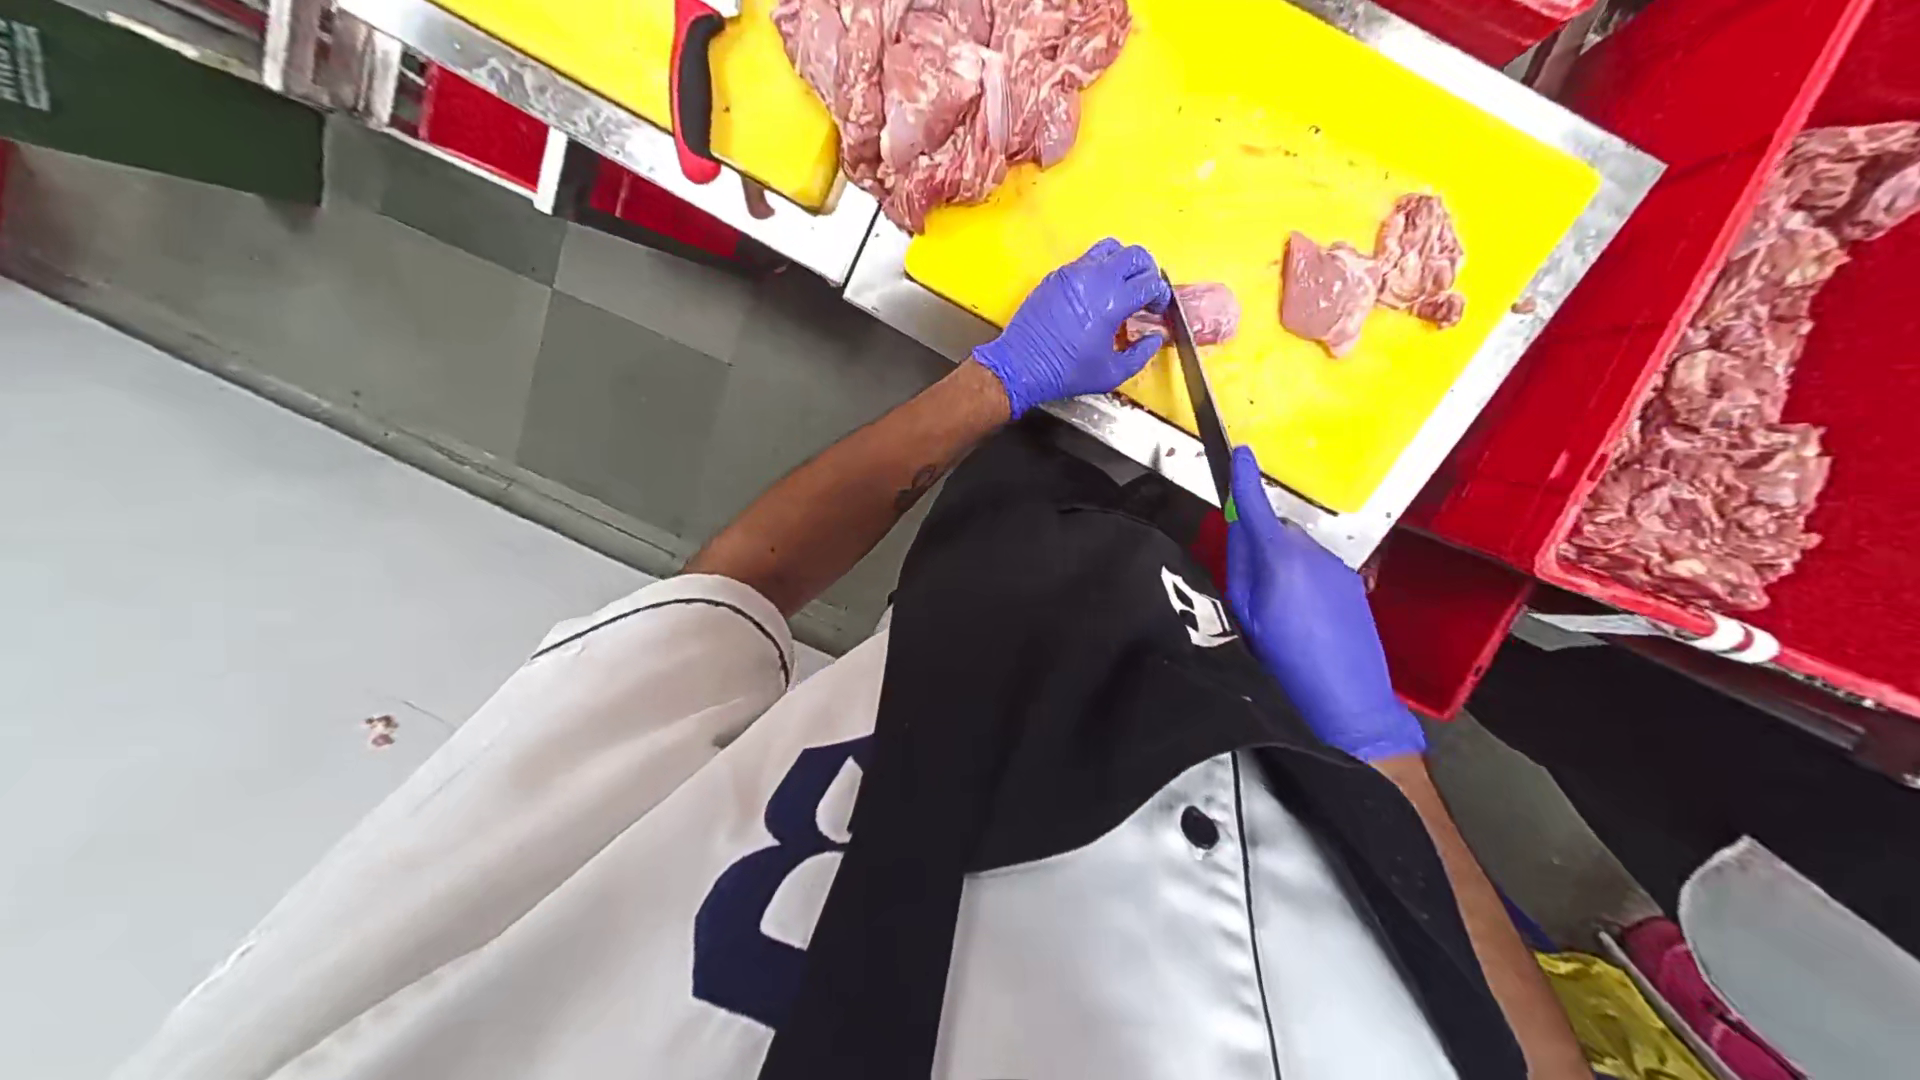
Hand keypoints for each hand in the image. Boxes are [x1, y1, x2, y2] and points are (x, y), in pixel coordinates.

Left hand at [972, 238, 1173, 417]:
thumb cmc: (1065, 372)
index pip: (1149, 282)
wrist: (1020, 366)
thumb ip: (1140, 354)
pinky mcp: (1055, 276)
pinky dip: (1098, 270)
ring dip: (1122, 263)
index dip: (1159, 295)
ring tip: (1121, 286)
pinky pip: (1084, 260)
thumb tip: (1154, 338)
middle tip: (1145, 292)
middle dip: (1147, 271)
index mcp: (1111, 301)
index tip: (1156, 309)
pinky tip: (1095, 294)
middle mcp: (1093, 279)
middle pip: (1134, 254)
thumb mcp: (1111, 374)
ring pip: (1109, 248)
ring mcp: (1072, 273)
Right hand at [1225, 447, 1424, 761]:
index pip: (1254, 507)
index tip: (1240, 452)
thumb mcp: (1244, 614)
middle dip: (1255, 545)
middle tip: (1245, 589)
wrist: (1349, 700)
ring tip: (1275, 612)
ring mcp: (1337, 568)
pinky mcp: (1352, 584)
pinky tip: (1299, 618)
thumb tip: (1238, 533)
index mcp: (1280, 558)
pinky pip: (1315, 567)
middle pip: (1272, 531)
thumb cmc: (1285, 661)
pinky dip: (1300, 579)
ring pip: (1294, 550)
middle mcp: (1312, 553)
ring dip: (1279, 565)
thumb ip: (1239, 567)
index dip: (1244, 478)